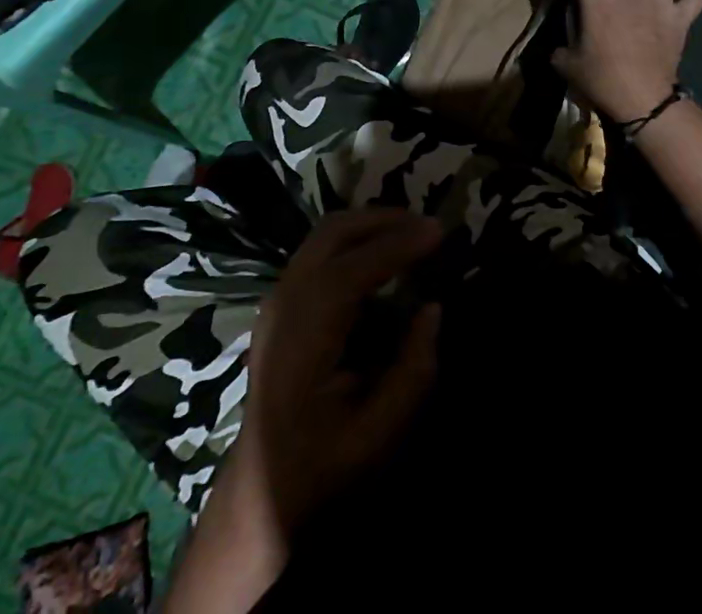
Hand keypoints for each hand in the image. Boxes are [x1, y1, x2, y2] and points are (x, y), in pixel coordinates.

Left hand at [238, 209, 442, 533]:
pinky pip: (319, 252)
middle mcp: (284, 305)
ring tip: (412, 234)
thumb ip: (412, 370)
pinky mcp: (281, 302)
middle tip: (429, 225)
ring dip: (369, 226)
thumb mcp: (379, 434)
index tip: (439, 231)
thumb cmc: (322, 462)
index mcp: (302, 339)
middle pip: (331, 235)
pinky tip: (382, 255)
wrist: (262, 481)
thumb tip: (432, 309)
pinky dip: (354, 240)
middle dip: (382, 220)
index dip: (396, 245)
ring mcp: (277, 299)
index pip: (349, 272)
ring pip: (323, 237)